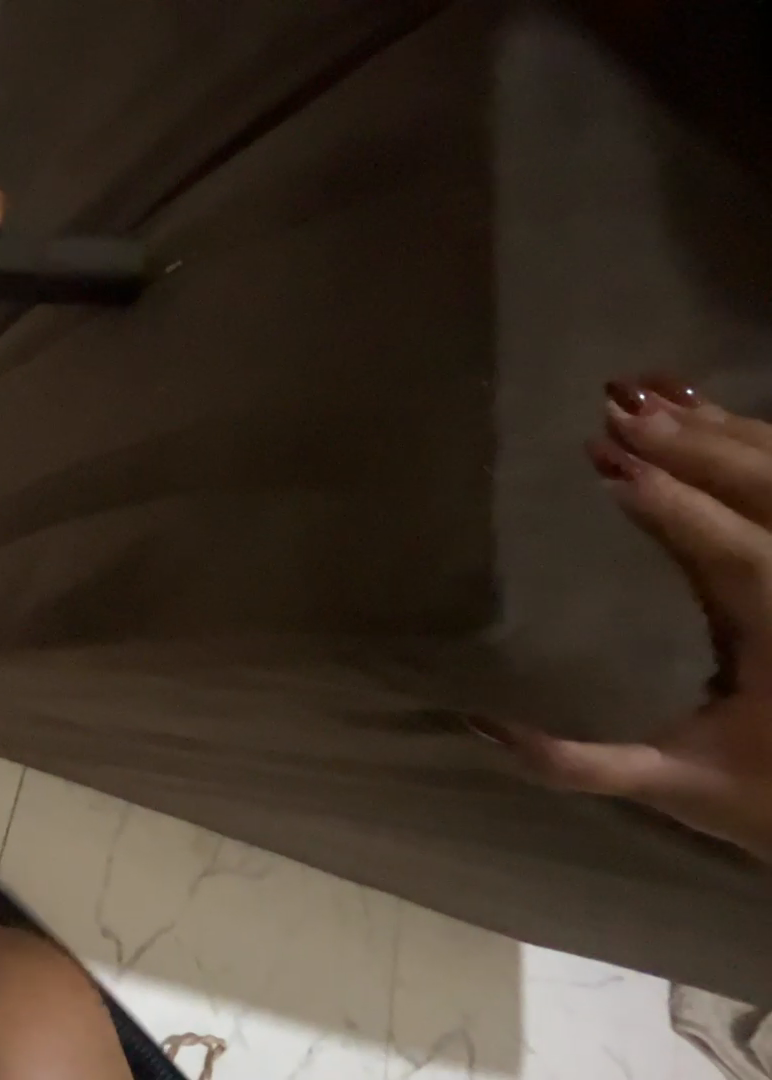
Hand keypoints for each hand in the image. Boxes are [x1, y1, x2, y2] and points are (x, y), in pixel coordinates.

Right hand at [478, 374, 771, 860]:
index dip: (678, 511)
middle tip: (616, 414)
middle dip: (695, 452)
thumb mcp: (681, 790)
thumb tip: (478, 723)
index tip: (610, 467)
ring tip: (647, 399)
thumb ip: (581, 764)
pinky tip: (712, 420)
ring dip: (725, 437)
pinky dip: (757, 447)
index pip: (739, 559)